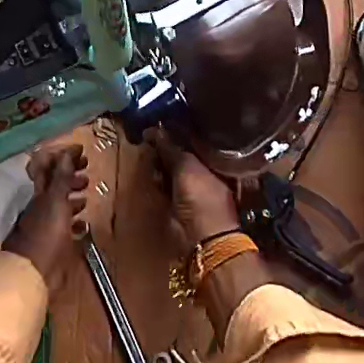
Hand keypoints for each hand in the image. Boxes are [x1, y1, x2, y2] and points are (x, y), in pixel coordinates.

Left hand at [1, 143, 89, 295]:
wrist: (32, 272)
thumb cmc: (45, 234)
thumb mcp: (56, 202)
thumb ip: (60, 178)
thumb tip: (65, 153)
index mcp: (40, 192)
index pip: (50, 166)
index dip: (64, 156)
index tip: (81, 151)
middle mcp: (41, 204)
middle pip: (55, 183)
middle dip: (70, 173)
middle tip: (87, 169)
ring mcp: (45, 223)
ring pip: (59, 203)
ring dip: (72, 195)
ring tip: (87, 193)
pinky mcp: (51, 242)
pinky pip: (64, 226)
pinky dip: (74, 221)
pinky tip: (84, 225)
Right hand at [146, 129, 240, 257]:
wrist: (202, 238)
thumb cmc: (202, 198)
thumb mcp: (186, 166)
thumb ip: (171, 148)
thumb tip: (155, 130)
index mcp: (215, 161)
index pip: (194, 140)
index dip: (177, 131)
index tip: (159, 124)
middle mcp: (204, 172)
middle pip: (180, 153)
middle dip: (165, 147)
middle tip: (148, 138)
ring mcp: (190, 188)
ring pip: (169, 168)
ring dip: (158, 163)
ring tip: (148, 155)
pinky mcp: (177, 201)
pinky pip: (163, 184)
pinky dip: (157, 179)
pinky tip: (151, 175)